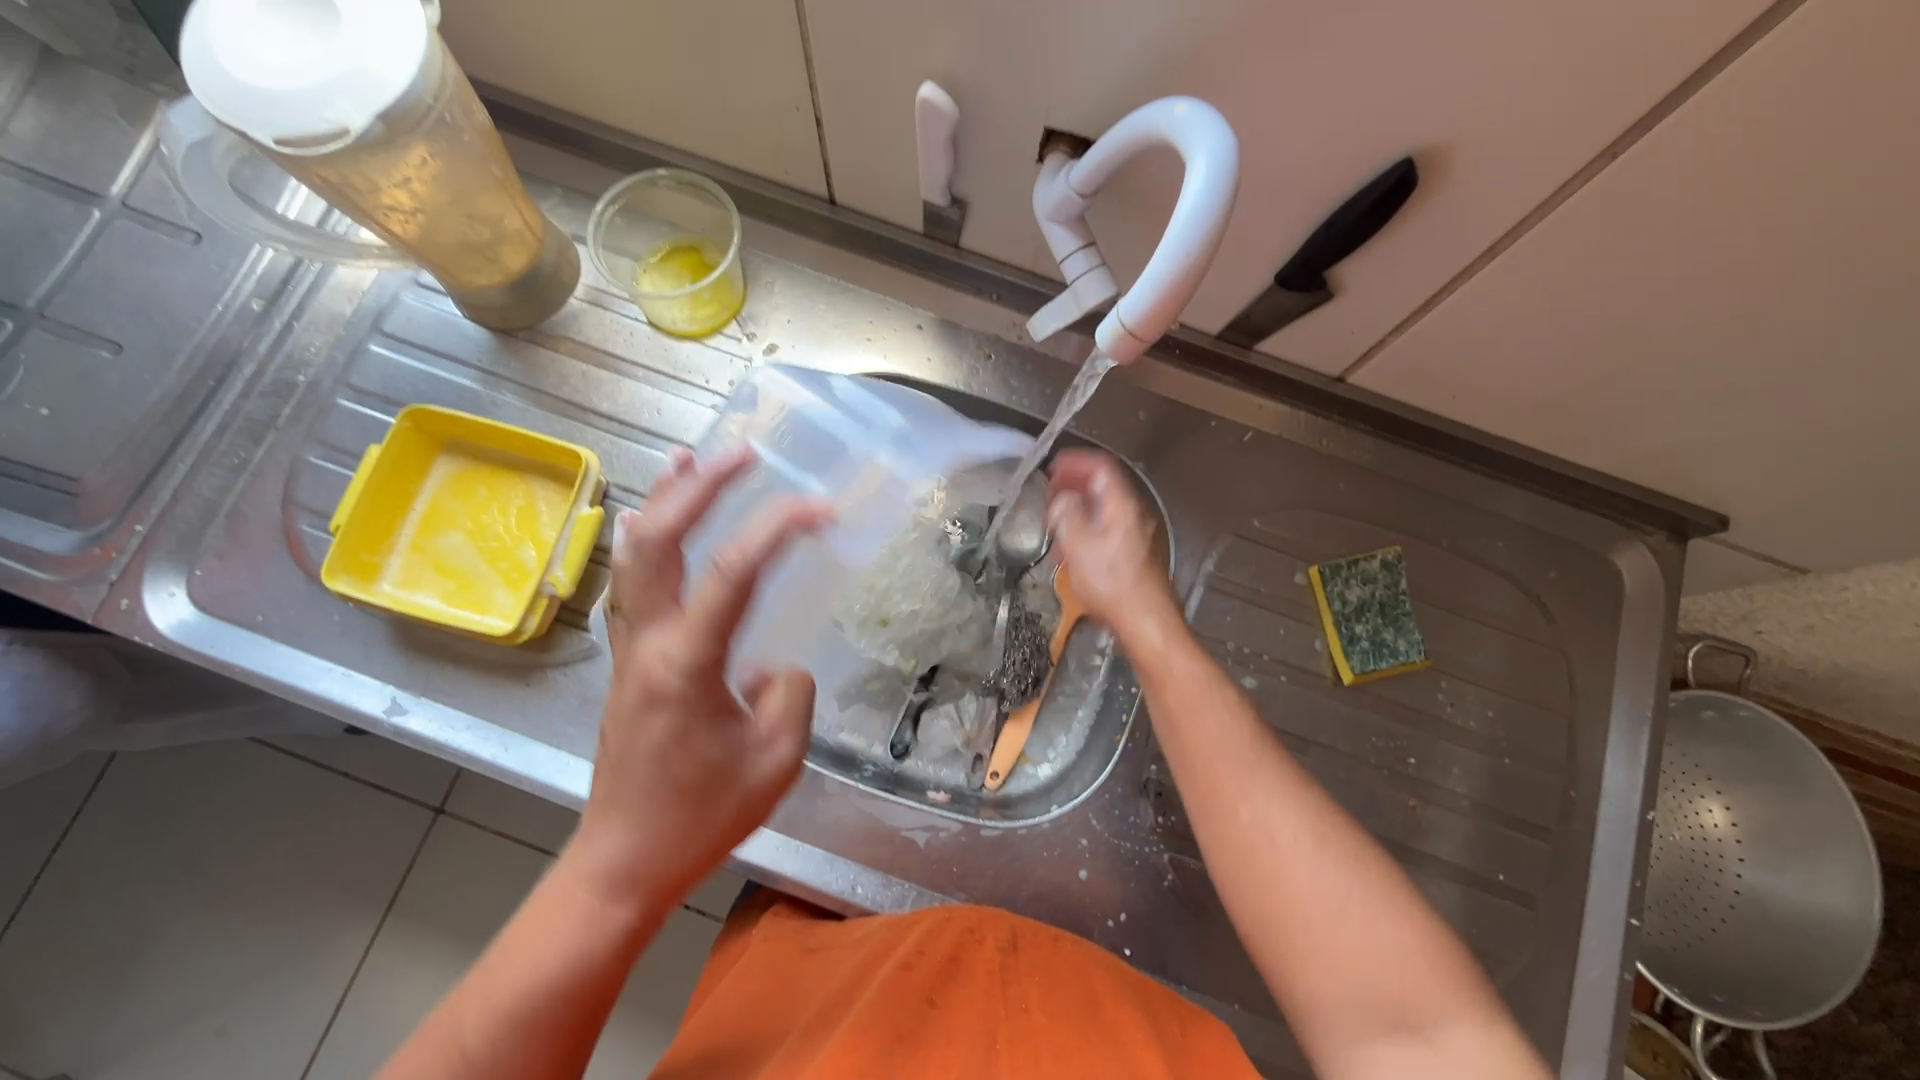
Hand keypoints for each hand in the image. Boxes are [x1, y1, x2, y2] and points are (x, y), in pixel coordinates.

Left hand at [570, 446, 831, 907]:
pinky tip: (654, 526)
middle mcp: (648, 641)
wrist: (625, 859)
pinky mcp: (626, 664)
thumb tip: (772, 665)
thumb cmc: (703, 815)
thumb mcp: (776, 759)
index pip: (734, 570)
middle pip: (658, 539)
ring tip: (686, 459)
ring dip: (661, 502)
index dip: (777, 527)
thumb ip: (789, 693)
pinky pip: (631, 585)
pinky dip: (646, 542)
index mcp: (686, 661)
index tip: (821, 508)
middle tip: (740, 453)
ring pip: (634, 556)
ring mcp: (628, 650)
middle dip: (698, 487)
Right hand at [1046, 449, 1176, 639]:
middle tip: (1049, 493)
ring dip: (1075, 512)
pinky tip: (1068, 552)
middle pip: (1102, 488)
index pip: (1101, 467)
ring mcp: (1133, 535)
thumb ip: (1067, 515)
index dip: (1076, 461)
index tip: (1054, 467)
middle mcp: (1131, 515)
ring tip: (1054, 524)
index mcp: (1120, 506)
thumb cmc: (1111, 584)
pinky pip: (1104, 532)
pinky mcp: (1130, 555)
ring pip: (1101, 512)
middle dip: (1072, 487)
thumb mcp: (1078, 546)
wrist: (1144, 621)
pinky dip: (1084, 532)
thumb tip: (1062, 499)